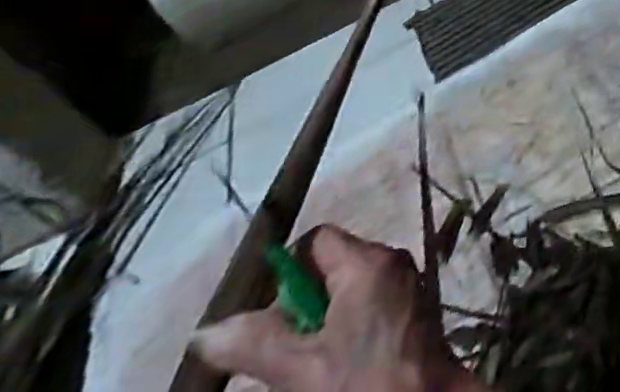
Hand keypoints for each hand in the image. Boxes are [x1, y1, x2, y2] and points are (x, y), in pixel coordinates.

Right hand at [190, 226, 486, 391]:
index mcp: (369, 261)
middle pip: (330, 267)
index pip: (316, 241)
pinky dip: (343, 330)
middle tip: (284, 354)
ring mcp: (406, 285)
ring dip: (319, 326)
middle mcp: (392, 262)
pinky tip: (332, 369)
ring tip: (305, 367)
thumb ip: (253, 344)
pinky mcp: (413, 310)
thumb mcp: (299, 369)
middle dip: (298, 308)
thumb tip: (206, 332)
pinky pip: (367, 306)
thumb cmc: (365, 383)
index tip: (268, 320)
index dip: (284, 274)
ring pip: (347, 292)